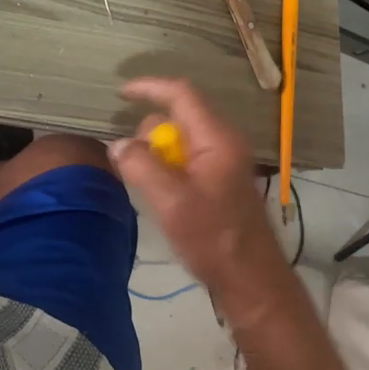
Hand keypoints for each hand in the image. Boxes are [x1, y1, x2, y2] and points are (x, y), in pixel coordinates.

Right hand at [110, 78, 288, 315]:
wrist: (251, 281)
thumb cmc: (214, 239)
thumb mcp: (171, 202)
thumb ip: (141, 166)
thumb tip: (117, 144)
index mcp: (217, 139)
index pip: (182, 94)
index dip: (149, 87)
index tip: (120, 94)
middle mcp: (223, 141)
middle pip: (178, 115)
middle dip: (149, 131)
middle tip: (131, 161)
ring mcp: (224, 160)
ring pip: (180, 138)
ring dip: (156, 152)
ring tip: (144, 182)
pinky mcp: (220, 179)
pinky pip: (186, 157)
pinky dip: (167, 166)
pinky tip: (159, 192)